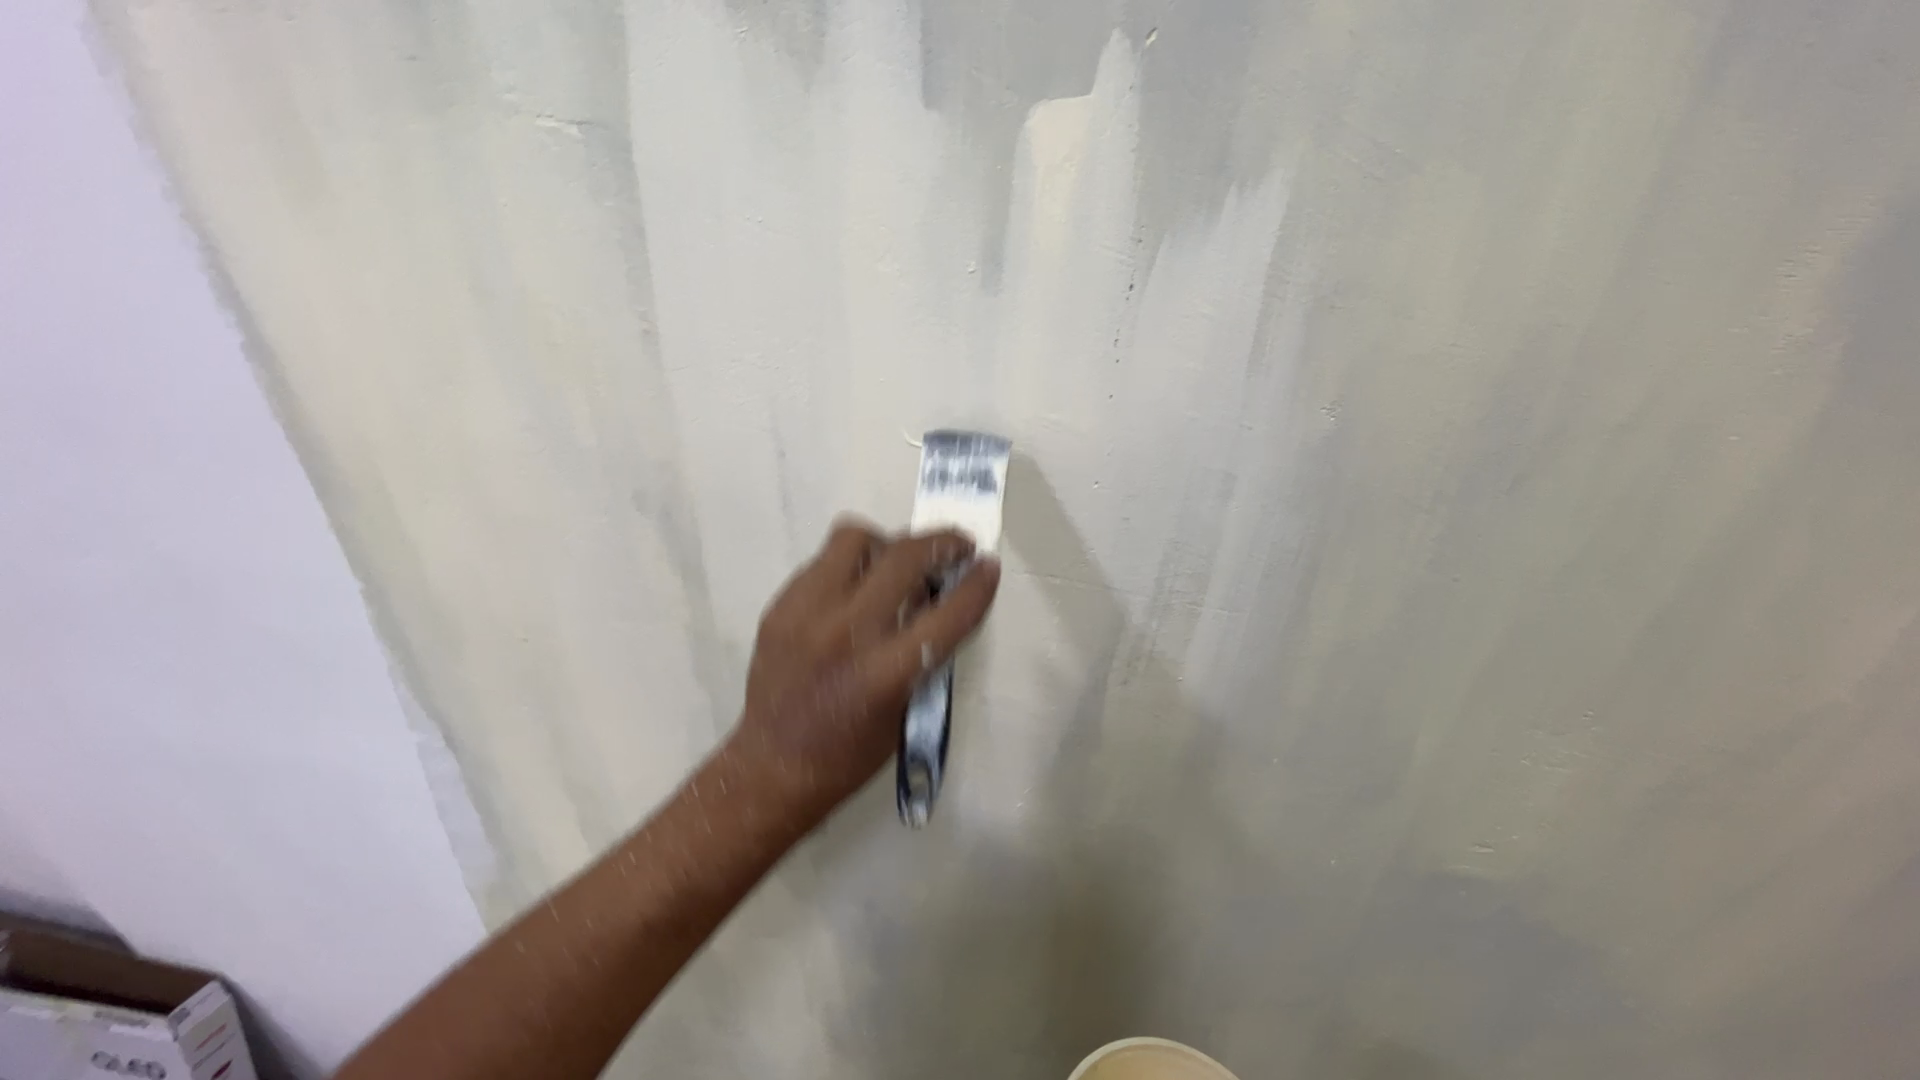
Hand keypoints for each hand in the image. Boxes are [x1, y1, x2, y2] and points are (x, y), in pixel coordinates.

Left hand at [731, 518, 1001, 807]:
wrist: (773, 766)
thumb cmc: (850, 752)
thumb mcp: (904, 709)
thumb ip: (923, 654)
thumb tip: (933, 597)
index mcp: (886, 673)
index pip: (948, 612)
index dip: (978, 584)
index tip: (988, 565)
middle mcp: (847, 633)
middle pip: (904, 557)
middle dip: (942, 542)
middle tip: (956, 548)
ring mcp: (807, 613)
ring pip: (854, 537)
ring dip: (887, 543)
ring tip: (894, 564)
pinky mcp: (780, 606)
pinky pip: (822, 561)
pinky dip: (849, 566)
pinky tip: (854, 589)